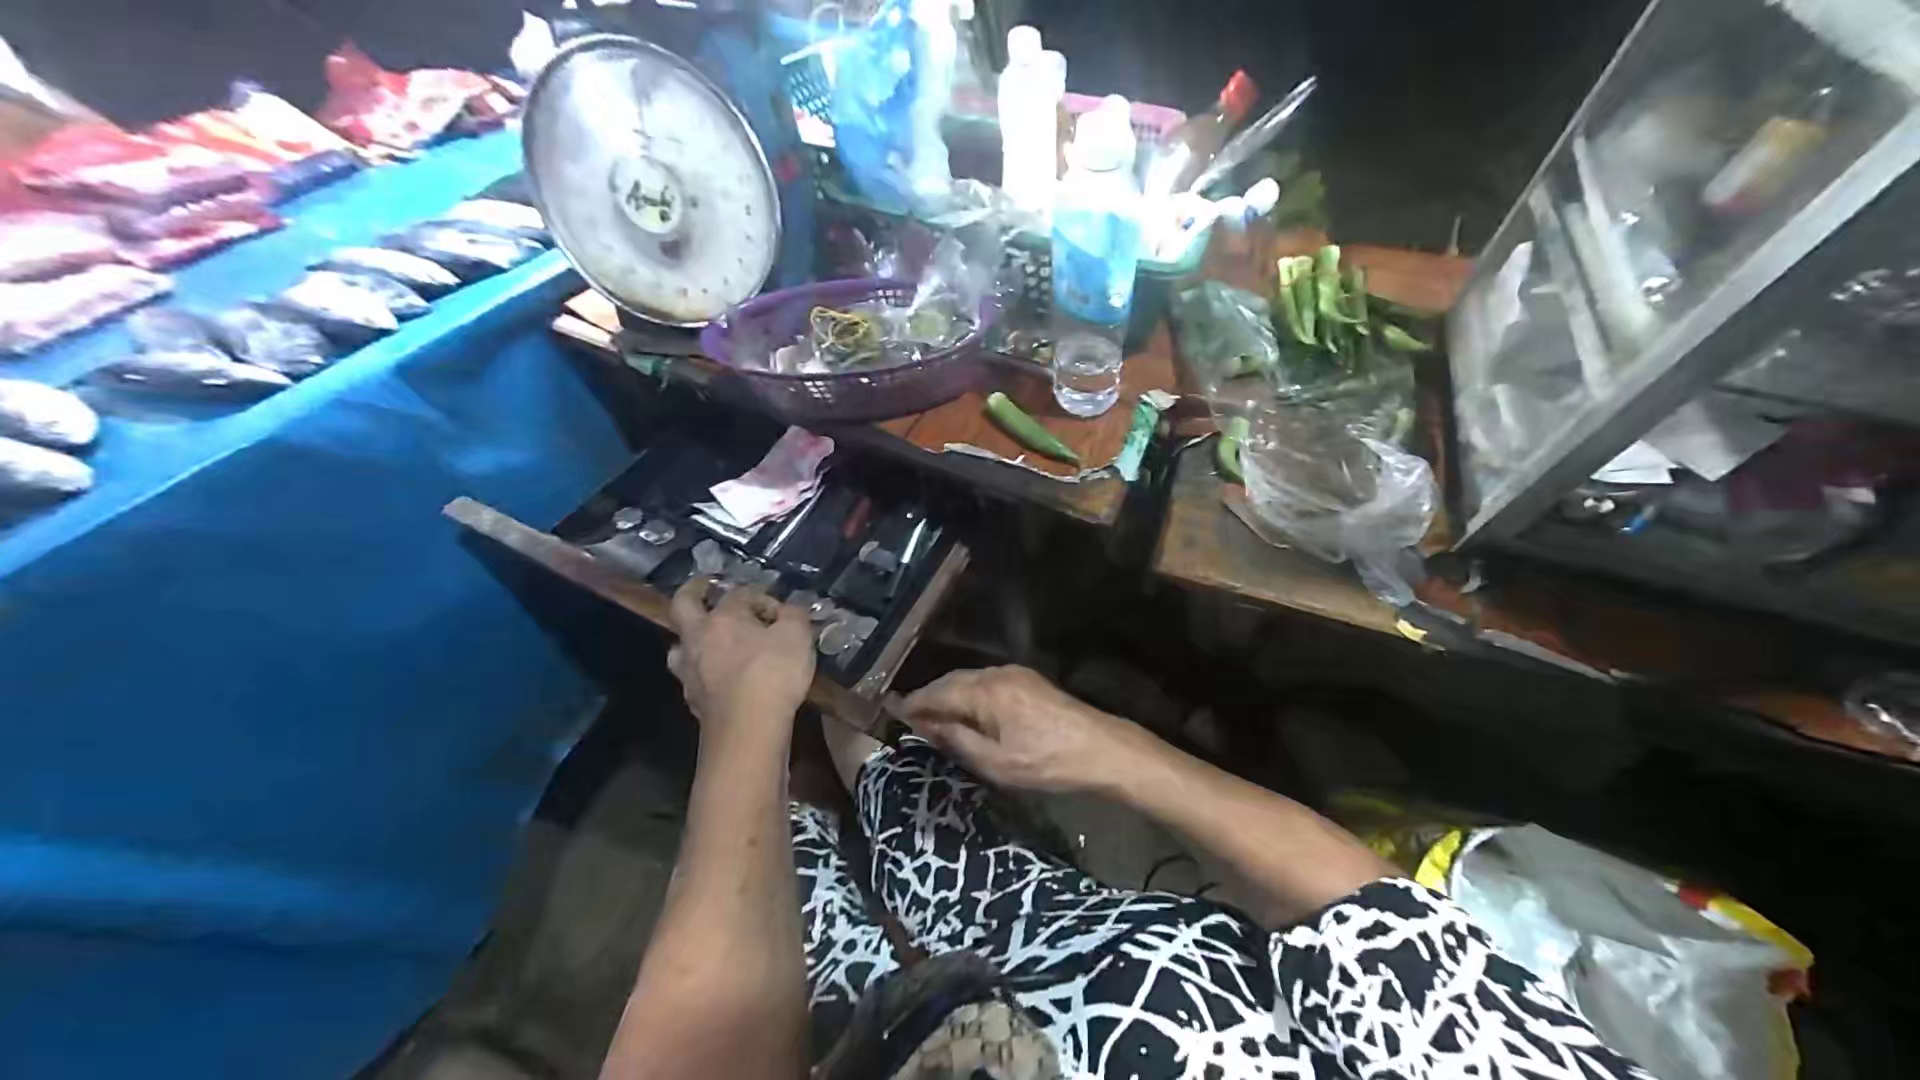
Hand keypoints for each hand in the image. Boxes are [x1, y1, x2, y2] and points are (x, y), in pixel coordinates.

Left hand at [668, 579, 815, 748]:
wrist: (748, 728)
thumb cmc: (773, 674)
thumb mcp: (797, 636)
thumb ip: (795, 615)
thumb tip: (791, 609)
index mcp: (723, 617)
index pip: (740, 594)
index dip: (761, 596)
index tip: (781, 610)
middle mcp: (698, 638)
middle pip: (683, 606)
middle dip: (693, 591)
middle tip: (705, 586)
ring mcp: (689, 671)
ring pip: (679, 645)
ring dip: (690, 637)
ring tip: (707, 639)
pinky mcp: (693, 700)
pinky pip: (692, 676)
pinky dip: (702, 670)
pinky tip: (717, 675)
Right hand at [899, 666, 1162, 793]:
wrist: (1103, 749)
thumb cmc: (1046, 762)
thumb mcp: (995, 763)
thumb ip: (956, 740)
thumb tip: (925, 725)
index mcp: (986, 691)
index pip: (936, 692)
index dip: (912, 704)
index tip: (890, 713)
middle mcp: (997, 673)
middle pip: (951, 681)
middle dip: (928, 698)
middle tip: (908, 719)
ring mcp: (1015, 674)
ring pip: (969, 680)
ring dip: (949, 696)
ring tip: (933, 719)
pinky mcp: (1028, 681)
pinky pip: (986, 683)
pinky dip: (969, 696)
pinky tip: (967, 713)